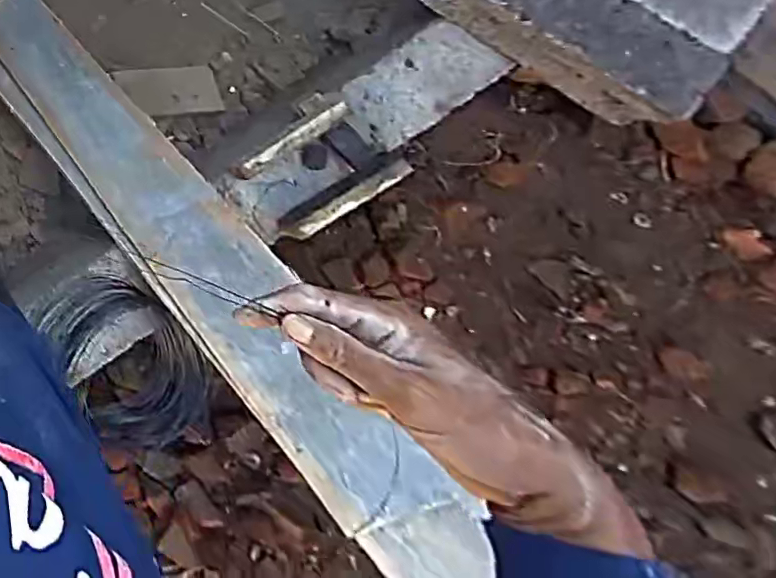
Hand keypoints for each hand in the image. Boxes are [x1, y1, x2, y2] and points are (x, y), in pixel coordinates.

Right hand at [236, 284, 652, 559]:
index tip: (245, 314)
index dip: (278, 304)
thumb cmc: (479, 424)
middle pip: (316, 327)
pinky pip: (341, 374)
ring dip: (336, 379)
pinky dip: (347, 390)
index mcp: (386, 318)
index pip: (316, 299)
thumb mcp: (406, 390)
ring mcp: (382, 355)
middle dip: (320, 358)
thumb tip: (291, 323)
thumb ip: (344, 354)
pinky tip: (375, 406)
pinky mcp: (383, 379)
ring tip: (370, 402)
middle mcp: (380, 330)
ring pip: (325, 354)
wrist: (530, 476)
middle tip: (348, 388)